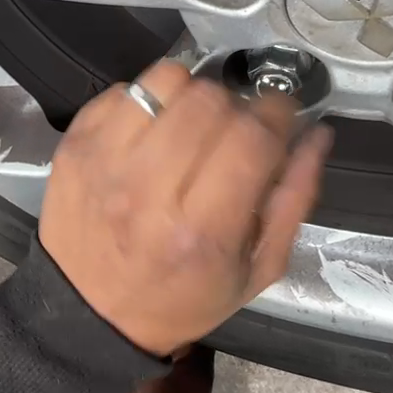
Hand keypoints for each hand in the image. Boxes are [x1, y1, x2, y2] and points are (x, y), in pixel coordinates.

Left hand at [38, 61, 334, 356]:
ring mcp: (105, 160)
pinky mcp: (76, 143)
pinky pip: (124, 89)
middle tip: (235, 124)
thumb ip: (293, 200)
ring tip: (194, 120)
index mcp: (202, 229)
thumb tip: (317, 134)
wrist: (86, 310)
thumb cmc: (179, 297)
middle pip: (209, 101)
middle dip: (236, 103)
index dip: (278, 112)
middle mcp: (148, 188)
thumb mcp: (253, 272)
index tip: (283, 111)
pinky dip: (149, 98)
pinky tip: (154, 128)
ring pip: (165, 82)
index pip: (252, 137)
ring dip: (192, 92)